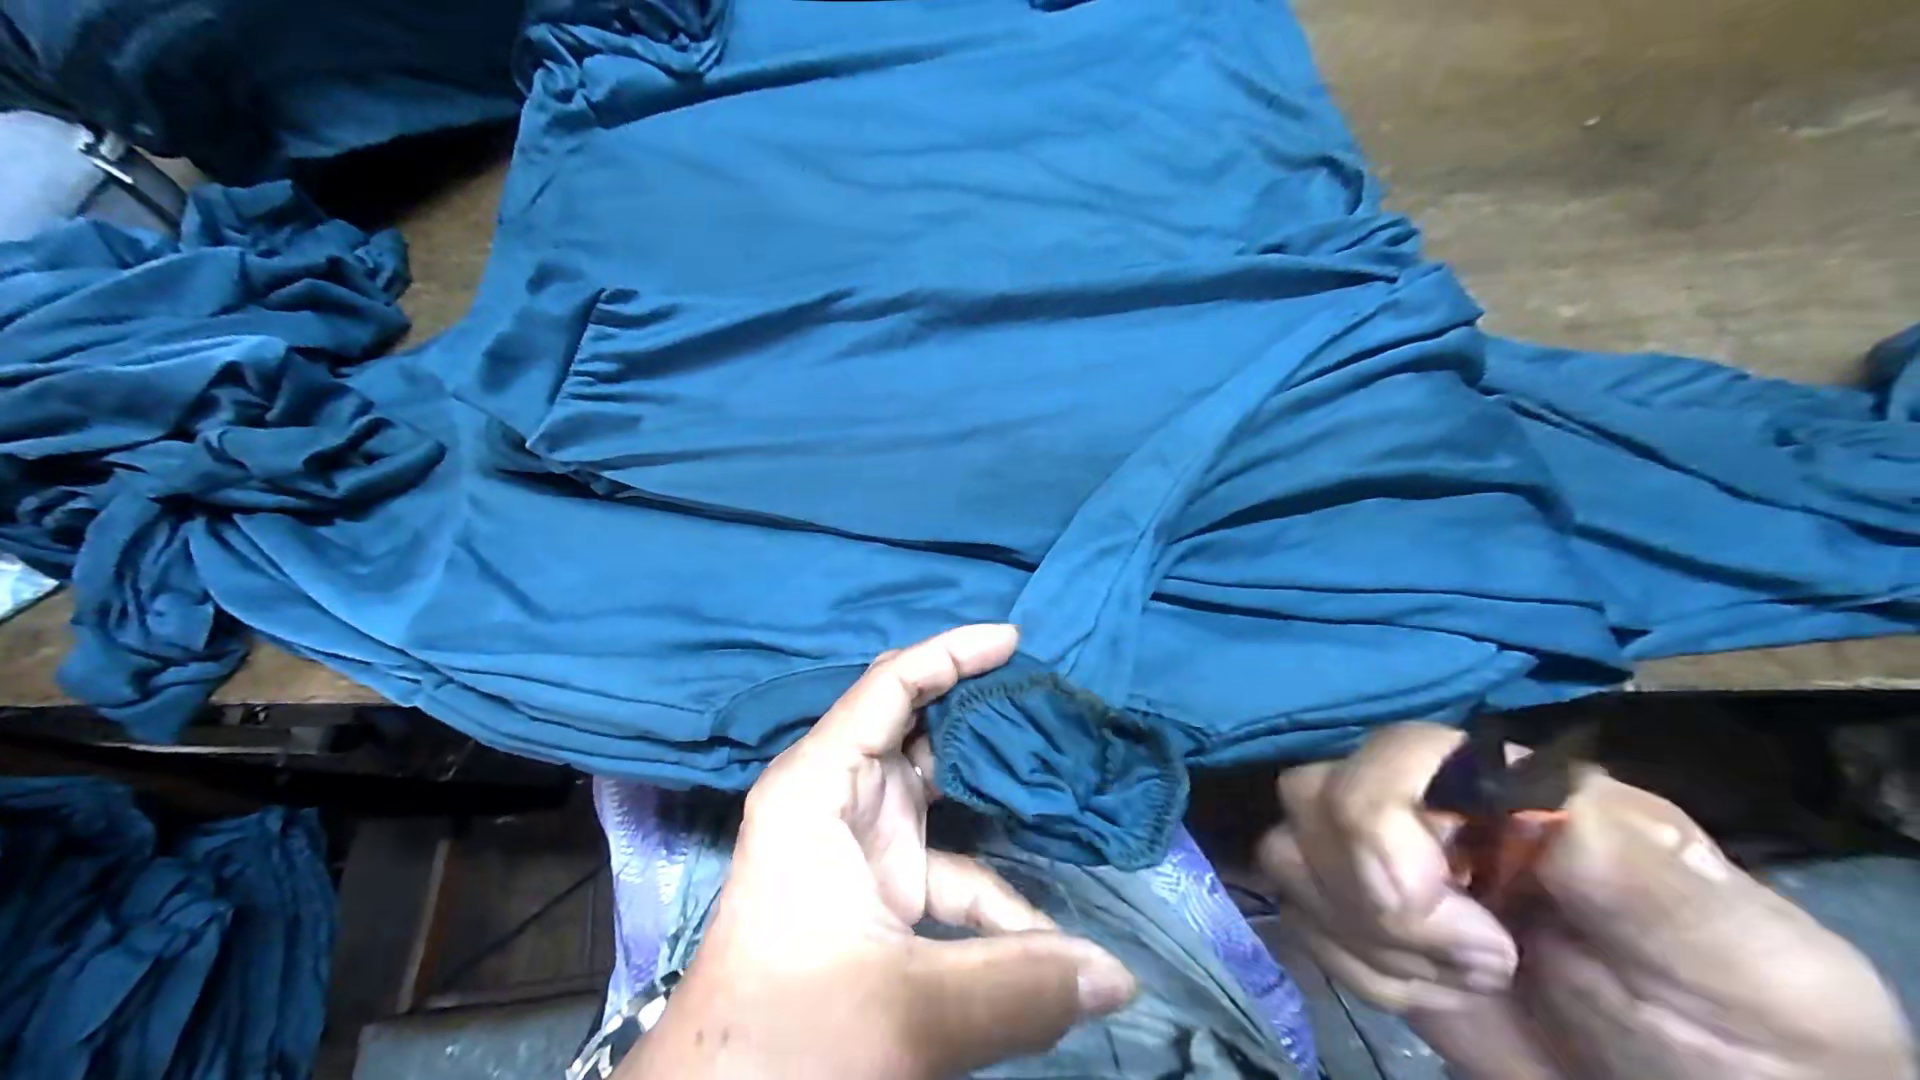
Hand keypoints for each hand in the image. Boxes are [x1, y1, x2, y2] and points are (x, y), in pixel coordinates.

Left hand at [627, 625, 1136, 1079]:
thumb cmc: (782, 1038)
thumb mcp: (902, 1010)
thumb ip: (1016, 988)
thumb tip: (1120, 974)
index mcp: (817, 787)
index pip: (888, 687)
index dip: (950, 653)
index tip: (1013, 640)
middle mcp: (836, 797)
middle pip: (915, 723)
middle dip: (978, 708)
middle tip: (1045, 696)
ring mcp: (860, 843)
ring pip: (938, 792)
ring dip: (993, 793)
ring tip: (1061, 781)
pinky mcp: (880, 889)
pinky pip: (950, 869)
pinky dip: (997, 896)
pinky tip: (1047, 941)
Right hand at [1258, 722, 1914, 1079]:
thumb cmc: (1738, 1032)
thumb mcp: (1738, 962)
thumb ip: (1642, 874)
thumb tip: (1523, 800)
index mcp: (1512, 788)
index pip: (1394, 751)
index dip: (1383, 821)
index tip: (1458, 928)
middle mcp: (1430, 806)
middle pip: (1314, 791)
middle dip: (1371, 892)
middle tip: (1479, 964)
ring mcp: (1383, 859)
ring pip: (1288, 849)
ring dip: (1360, 935)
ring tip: (1457, 982)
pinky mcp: (1354, 917)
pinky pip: (1294, 913)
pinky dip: (1353, 966)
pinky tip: (1428, 990)